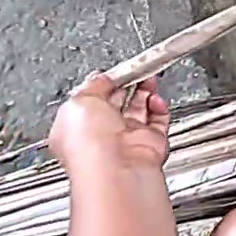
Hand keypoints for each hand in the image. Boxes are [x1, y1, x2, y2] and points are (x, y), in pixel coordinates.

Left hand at [51, 73, 170, 172]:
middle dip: (127, 85)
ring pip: (139, 108)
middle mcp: (102, 133)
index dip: (103, 84)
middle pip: (117, 102)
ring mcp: (127, 136)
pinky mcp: (150, 139)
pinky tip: (156, 99)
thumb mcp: (80, 101)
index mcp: (75, 126)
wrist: (117, 163)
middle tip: (136, 72)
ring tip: (150, 79)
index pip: (91, 99)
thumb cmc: (89, 142)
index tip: (114, 73)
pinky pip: (158, 119)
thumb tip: (102, 78)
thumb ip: (93, 86)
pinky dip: (159, 107)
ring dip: (145, 92)